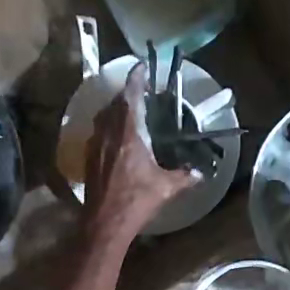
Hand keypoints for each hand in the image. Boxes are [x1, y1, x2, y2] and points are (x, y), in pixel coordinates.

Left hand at [83, 66, 198, 242]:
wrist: (104, 222)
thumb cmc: (136, 200)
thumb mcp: (166, 187)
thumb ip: (184, 176)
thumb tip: (200, 173)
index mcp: (129, 134)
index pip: (131, 96)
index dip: (136, 78)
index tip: (142, 67)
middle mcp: (109, 133)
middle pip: (116, 103)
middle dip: (127, 93)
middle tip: (141, 91)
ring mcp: (96, 145)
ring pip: (104, 116)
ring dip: (116, 108)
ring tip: (129, 110)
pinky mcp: (89, 158)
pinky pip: (99, 132)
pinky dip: (108, 125)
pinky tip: (118, 136)